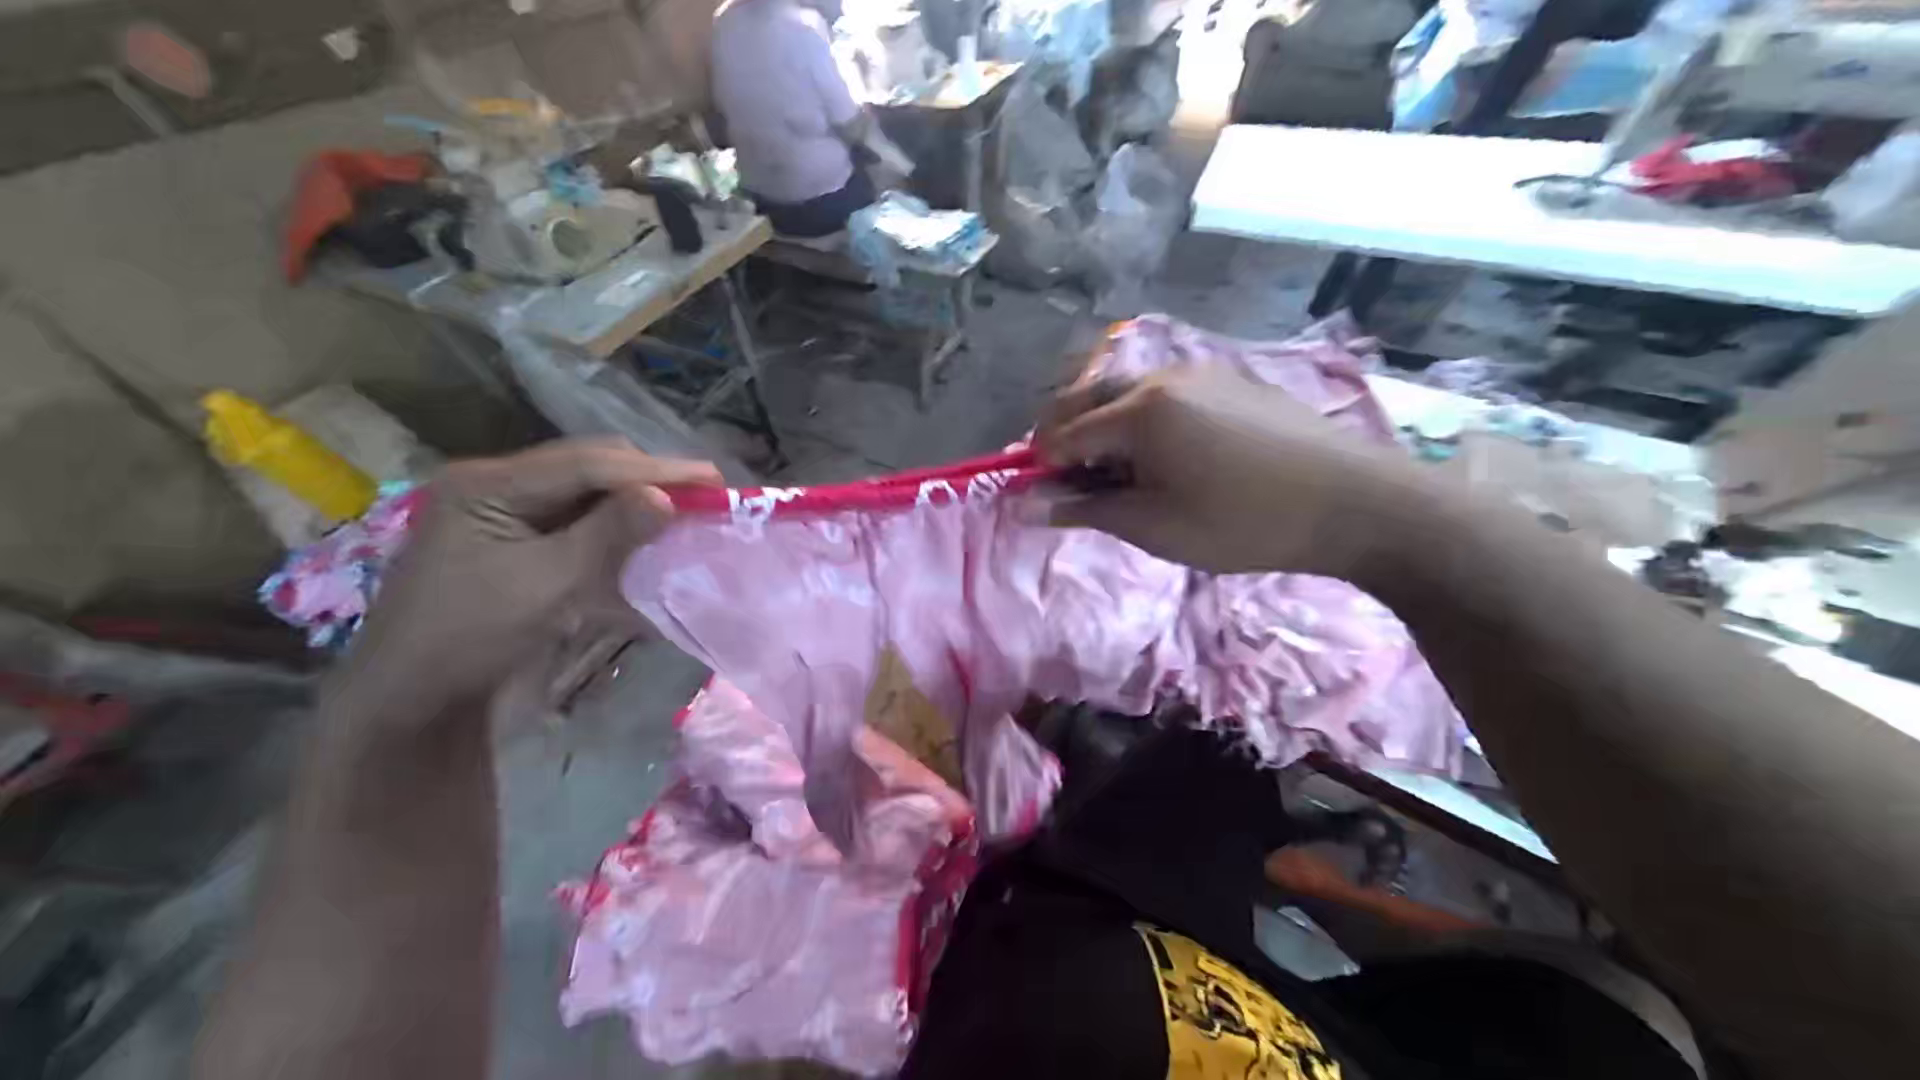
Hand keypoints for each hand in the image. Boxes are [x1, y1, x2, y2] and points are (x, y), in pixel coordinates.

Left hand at [336, 439, 721, 714]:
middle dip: (648, 481)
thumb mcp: (548, 584)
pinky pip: (578, 522)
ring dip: (636, 504)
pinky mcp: (518, 540)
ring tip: (684, 513)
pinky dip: (616, 530)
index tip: (712, 478)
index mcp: (488, 484)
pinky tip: (645, 539)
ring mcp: (505, 512)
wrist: (413, 699)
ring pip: (588, 493)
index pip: (587, 463)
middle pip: (589, 468)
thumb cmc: (472, 637)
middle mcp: (496, 485)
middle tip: (703, 497)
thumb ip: (609, 535)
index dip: (655, 469)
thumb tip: (667, 497)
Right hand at [1036, 367, 1436, 577]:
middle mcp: (1162, 377)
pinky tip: (1164, 455)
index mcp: (1138, 410)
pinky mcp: (1230, 382)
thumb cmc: (1242, 522)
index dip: (1042, 467)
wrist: (1354, 503)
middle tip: (1074, 484)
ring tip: (1119, 474)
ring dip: (1105, 429)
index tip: (1041, 499)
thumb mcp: (1153, 526)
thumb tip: (1028, 505)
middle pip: (1088, 398)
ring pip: (1126, 392)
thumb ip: (1084, 509)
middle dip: (1067, 439)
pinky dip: (1142, 421)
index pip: (1064, 434)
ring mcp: (1201, 374)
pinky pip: (1164, 393)